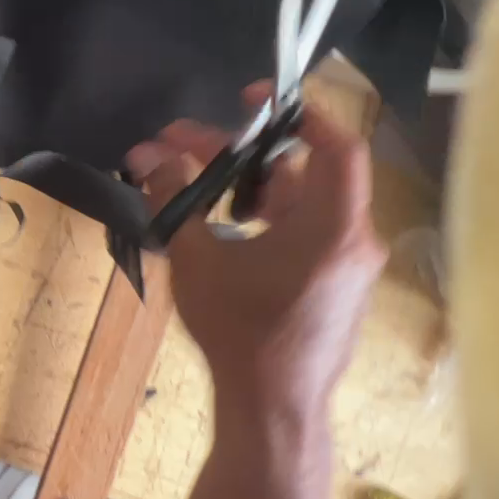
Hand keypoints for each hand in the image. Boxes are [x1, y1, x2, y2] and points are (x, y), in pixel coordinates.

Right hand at [126, 84, 385, 417]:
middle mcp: (351, 238)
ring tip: (189, 182)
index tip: (249, 97)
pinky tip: (215, 223)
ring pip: (297, 200)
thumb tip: (147, 154)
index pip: (335, 147)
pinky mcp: (331, 280)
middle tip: (176, 144)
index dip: (297, 113)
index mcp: (332, 227)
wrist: (272, 400)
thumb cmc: (238, 326)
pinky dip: (259, 211)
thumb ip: (171, 197)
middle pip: (300, 172)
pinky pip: (300, 227)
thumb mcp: (194, 256)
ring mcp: (345, 262)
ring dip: (243, 182)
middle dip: (236, 152)